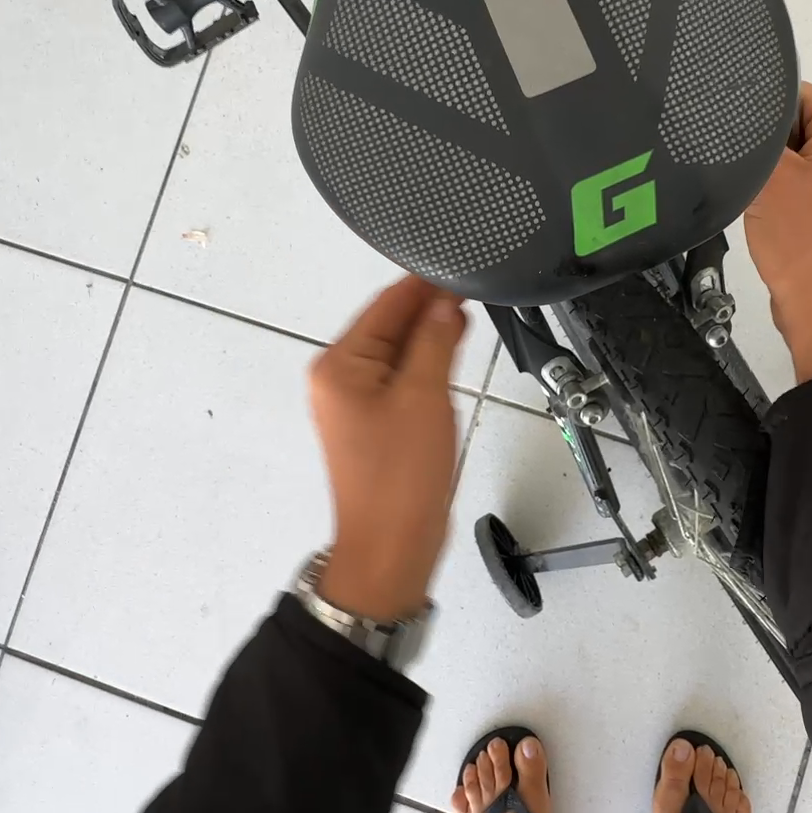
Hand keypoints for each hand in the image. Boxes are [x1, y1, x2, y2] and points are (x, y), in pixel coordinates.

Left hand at [309, 275, 469, 620]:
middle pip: (387, 325)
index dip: (423, 284)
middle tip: (472, 289)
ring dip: (429, 333)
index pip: (385, 305)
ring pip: (396, 350)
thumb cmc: (402, 473)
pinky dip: (424, 361)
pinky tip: (450, 349)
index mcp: (338, 365)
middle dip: (427, 308)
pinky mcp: (372, 420)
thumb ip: (435, 341)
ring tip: (468, 315)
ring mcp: (354, 400)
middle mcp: (338, 376)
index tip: (459, 266)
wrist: (391, 546)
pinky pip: (399, 376)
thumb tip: (445, 302)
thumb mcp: (423, 396)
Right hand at [745, 81, 811, 384]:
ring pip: (807, 157)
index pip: (798, 96)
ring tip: (760, 197)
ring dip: (779, 174)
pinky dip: (793, 193)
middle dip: (771, 148)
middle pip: (804, 126)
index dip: (759, 117)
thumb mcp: (769, 177)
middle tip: (745, 173)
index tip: (733, 141)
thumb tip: (738, 114)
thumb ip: (755, 136)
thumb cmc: (804, 241)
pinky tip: (774, 214)